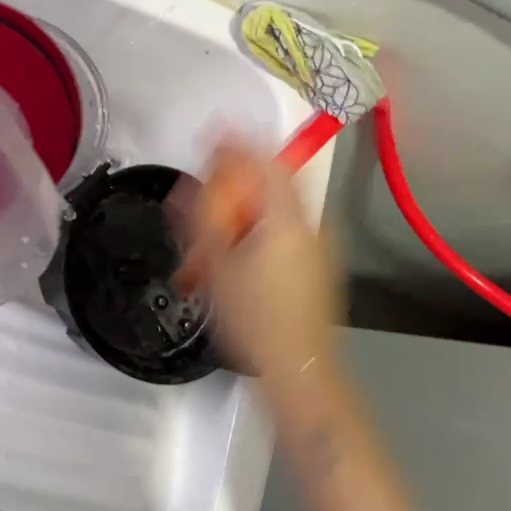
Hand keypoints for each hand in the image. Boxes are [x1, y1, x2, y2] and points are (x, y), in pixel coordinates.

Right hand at [180, 141, 341, 385]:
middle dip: (236, 180)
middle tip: (206, 192)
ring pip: (277, 207)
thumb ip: (201, 217)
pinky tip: (235, 257)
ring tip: (213, 235)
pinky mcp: (319, 266)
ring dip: (245, 208)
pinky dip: (258, 229)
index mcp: (286, 218)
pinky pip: (285, 230)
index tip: (210, 137)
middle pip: (272, 181)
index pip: (264, 159)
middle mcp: (311, 224)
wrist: (300, 373)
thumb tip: (189, 187)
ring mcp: (321, 246)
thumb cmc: (255, 319)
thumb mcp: (215, 264)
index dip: (236, 142)